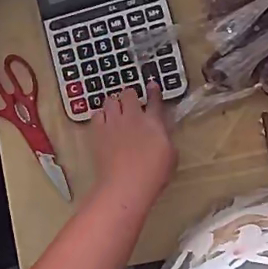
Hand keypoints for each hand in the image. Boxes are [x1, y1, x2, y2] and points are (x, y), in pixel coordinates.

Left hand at [89, 75, 174, 200]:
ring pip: (110, 100)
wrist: (126, 183)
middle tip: (130, 105)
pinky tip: (104, 124)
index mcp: (153, 122)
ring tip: (115, 112)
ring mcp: (112, 123)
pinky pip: (96, 115)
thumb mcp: (171, 155)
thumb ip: (166, 137)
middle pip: (128, 94)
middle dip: (130, 96)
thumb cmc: (154, 173)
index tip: (152, 85)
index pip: (154, 100)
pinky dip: (101, 116)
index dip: (153, 91)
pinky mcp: (97, 132)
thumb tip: (162, 131)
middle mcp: (132, 117)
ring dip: (114, 104)